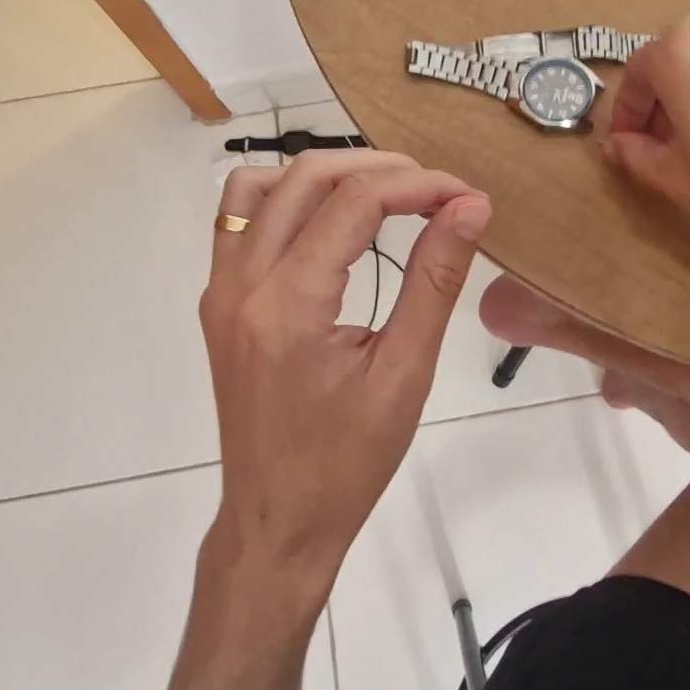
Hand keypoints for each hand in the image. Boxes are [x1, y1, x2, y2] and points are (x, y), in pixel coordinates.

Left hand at [200, 151, 490, 582]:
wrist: (277, 521)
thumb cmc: (348, 463)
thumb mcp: (405, 375)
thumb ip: (435, 282)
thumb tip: (470, 208)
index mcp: (289, 304)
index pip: (354, 202)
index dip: (418, 185)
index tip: (467, 196)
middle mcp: (242, 284)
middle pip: (305, 177)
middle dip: (378, 169)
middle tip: (436, 191)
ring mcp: (221, 291)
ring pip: (260, 187)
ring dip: (324, 174)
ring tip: (383, 195)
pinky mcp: (219, 303)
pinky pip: (240, 220)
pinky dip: (286, 199)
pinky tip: (328, 222)